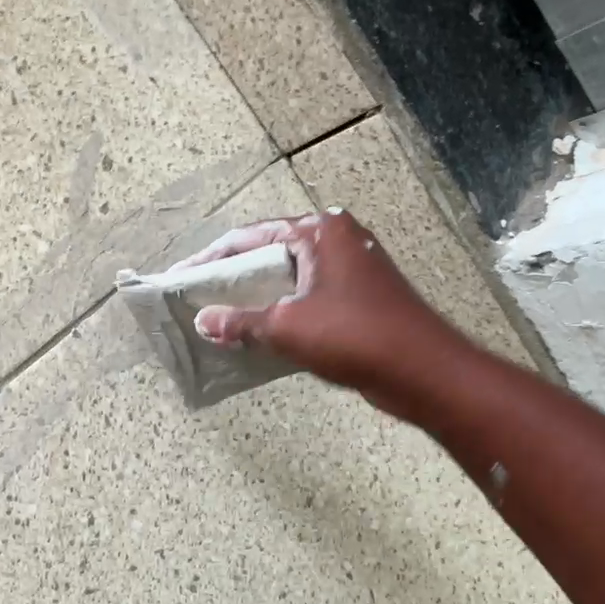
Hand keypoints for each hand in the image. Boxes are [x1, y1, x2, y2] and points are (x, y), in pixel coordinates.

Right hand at [183, 209, 473, 414]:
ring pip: (288, 277)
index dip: (210, 258)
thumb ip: (240, 321)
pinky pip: (305, 296)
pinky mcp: (358, 297)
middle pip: (268, 253)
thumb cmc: (354, 336)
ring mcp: (351, 268)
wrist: (423, 371)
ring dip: (255, 296)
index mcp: (320, 231)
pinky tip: (257, 333)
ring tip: (220, 316)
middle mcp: (337, 240)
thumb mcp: (286, 327)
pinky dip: (280, 311)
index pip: (249, 236)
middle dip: (232, 276)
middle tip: (198, 296)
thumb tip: (203, 321)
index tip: (181, 277)